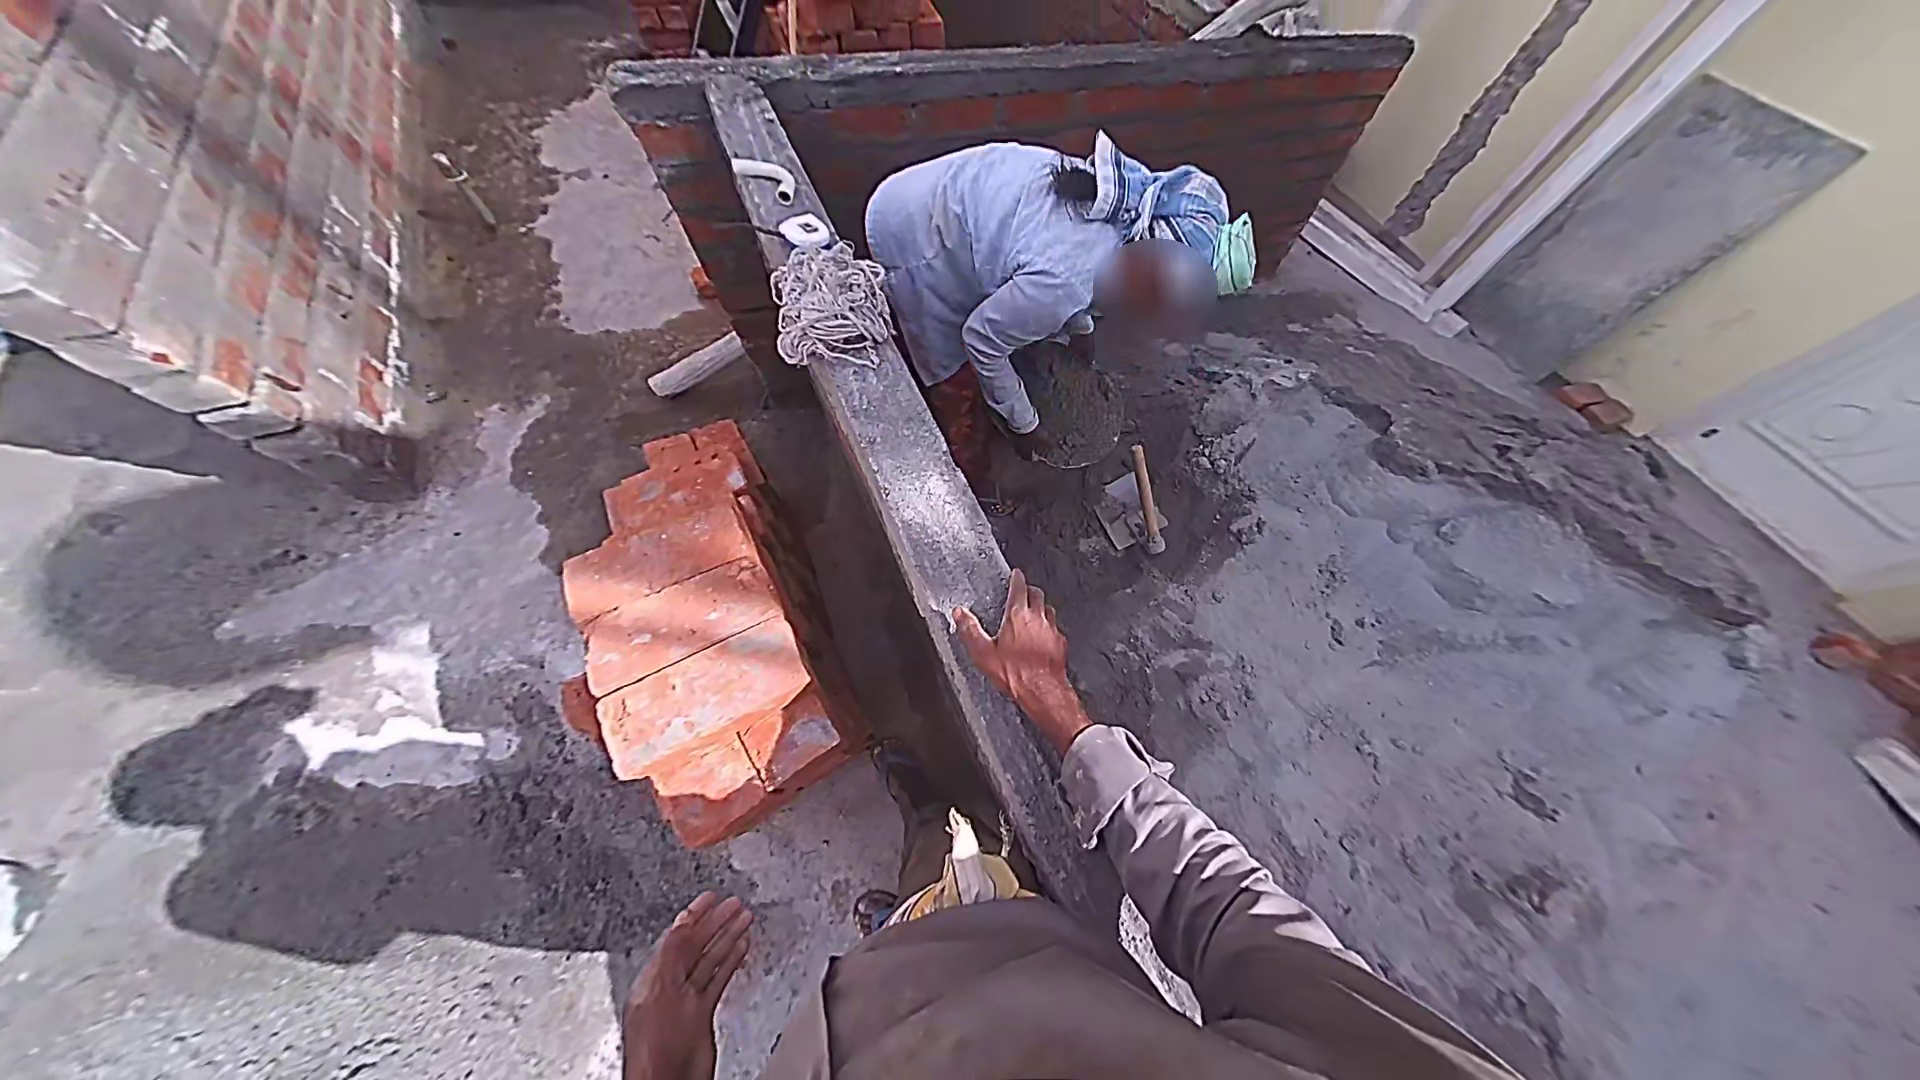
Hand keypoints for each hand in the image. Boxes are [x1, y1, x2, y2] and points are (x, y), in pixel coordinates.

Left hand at [623, 893, 752, 1079]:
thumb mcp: (662, 994)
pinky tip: (741, 948)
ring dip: (727, 936)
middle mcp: (671, 986)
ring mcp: (687, 1001)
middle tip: (734, 903)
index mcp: (655, 979)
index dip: (695, 914)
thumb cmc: (656, 1050)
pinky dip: (731, 961)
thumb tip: (681, 924)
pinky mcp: (702, 1014)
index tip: (711, 896)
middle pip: (697, 945)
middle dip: (716, 921)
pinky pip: (718, 978)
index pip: (677, 937)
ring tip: (744, 917)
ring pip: (710, 959)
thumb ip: (672, 957)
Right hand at [954, 569, 1092, 753]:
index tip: (1016, 574)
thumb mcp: (983, 653)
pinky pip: (1056, 628)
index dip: (1017, 579)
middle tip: (1024, 590)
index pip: (1020, 588)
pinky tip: (1044, 635)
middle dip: (1030, 590)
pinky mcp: (1060, 644)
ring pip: (1049, 610)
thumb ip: (970, 631)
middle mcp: (1038, 619)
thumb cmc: (1016, 674)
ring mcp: (1052, 630)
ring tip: (1034, 611)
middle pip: (1037, 595)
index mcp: (1018, 616)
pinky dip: (1049, 627)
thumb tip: (960, 614)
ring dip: (1041, 607)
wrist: (1043, 691)